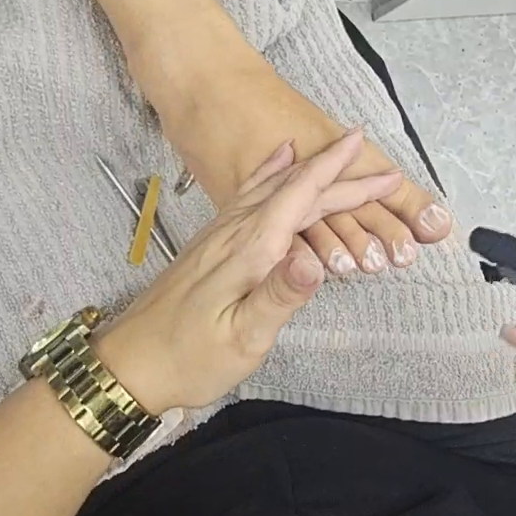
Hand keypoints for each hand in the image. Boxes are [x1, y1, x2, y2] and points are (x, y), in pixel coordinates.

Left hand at [92, 130, 402, 411]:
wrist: (130, 362)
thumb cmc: (189, 359)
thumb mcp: (242, 338)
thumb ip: (279, 295)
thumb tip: (316, 258)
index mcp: (250, 250)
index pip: (303, 198)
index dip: (341, 176)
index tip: (378, 162)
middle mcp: (236, 230)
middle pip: (296, 190)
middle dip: (342, 176)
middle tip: (384, 172)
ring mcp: (222, 232)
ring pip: (276, 186)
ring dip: (314, 169)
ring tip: (341, 152)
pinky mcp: (214, 241)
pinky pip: (251, 191)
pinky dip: (273, 170)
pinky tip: (279, 159)